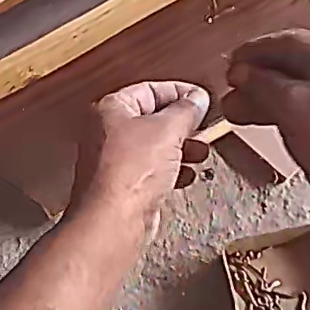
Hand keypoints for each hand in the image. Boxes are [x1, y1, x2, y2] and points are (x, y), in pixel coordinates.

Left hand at [70, 81, 211, 227]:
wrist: (115, 219)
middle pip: (152, 119)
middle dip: (182, 125)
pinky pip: (150, 172)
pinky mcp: (122, 187)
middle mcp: (107, 133)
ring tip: (200, 152)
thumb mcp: (168, 130)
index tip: (201, 99)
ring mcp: (113, 161)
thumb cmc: (129, 173)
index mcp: (111, 109)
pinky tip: (186, 176)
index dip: (179, 92)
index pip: (149, 90)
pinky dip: (170, 171)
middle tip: (202, 127)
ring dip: (180, 149)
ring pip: (153, 147)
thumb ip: (186, 110)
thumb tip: (197, 99)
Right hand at [222, 30, 309, 203]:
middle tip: (231, 82)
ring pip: (287, 86)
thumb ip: (262, 83)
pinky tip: (247, 115)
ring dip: (257, 93)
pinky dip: (269, 108)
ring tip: (232, 103)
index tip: (233, 60)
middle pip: (288, 63)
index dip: (256, 50)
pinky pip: (292, 104)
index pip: (291, 41)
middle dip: (255, 75)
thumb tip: (240, 72)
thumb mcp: (292, 104)